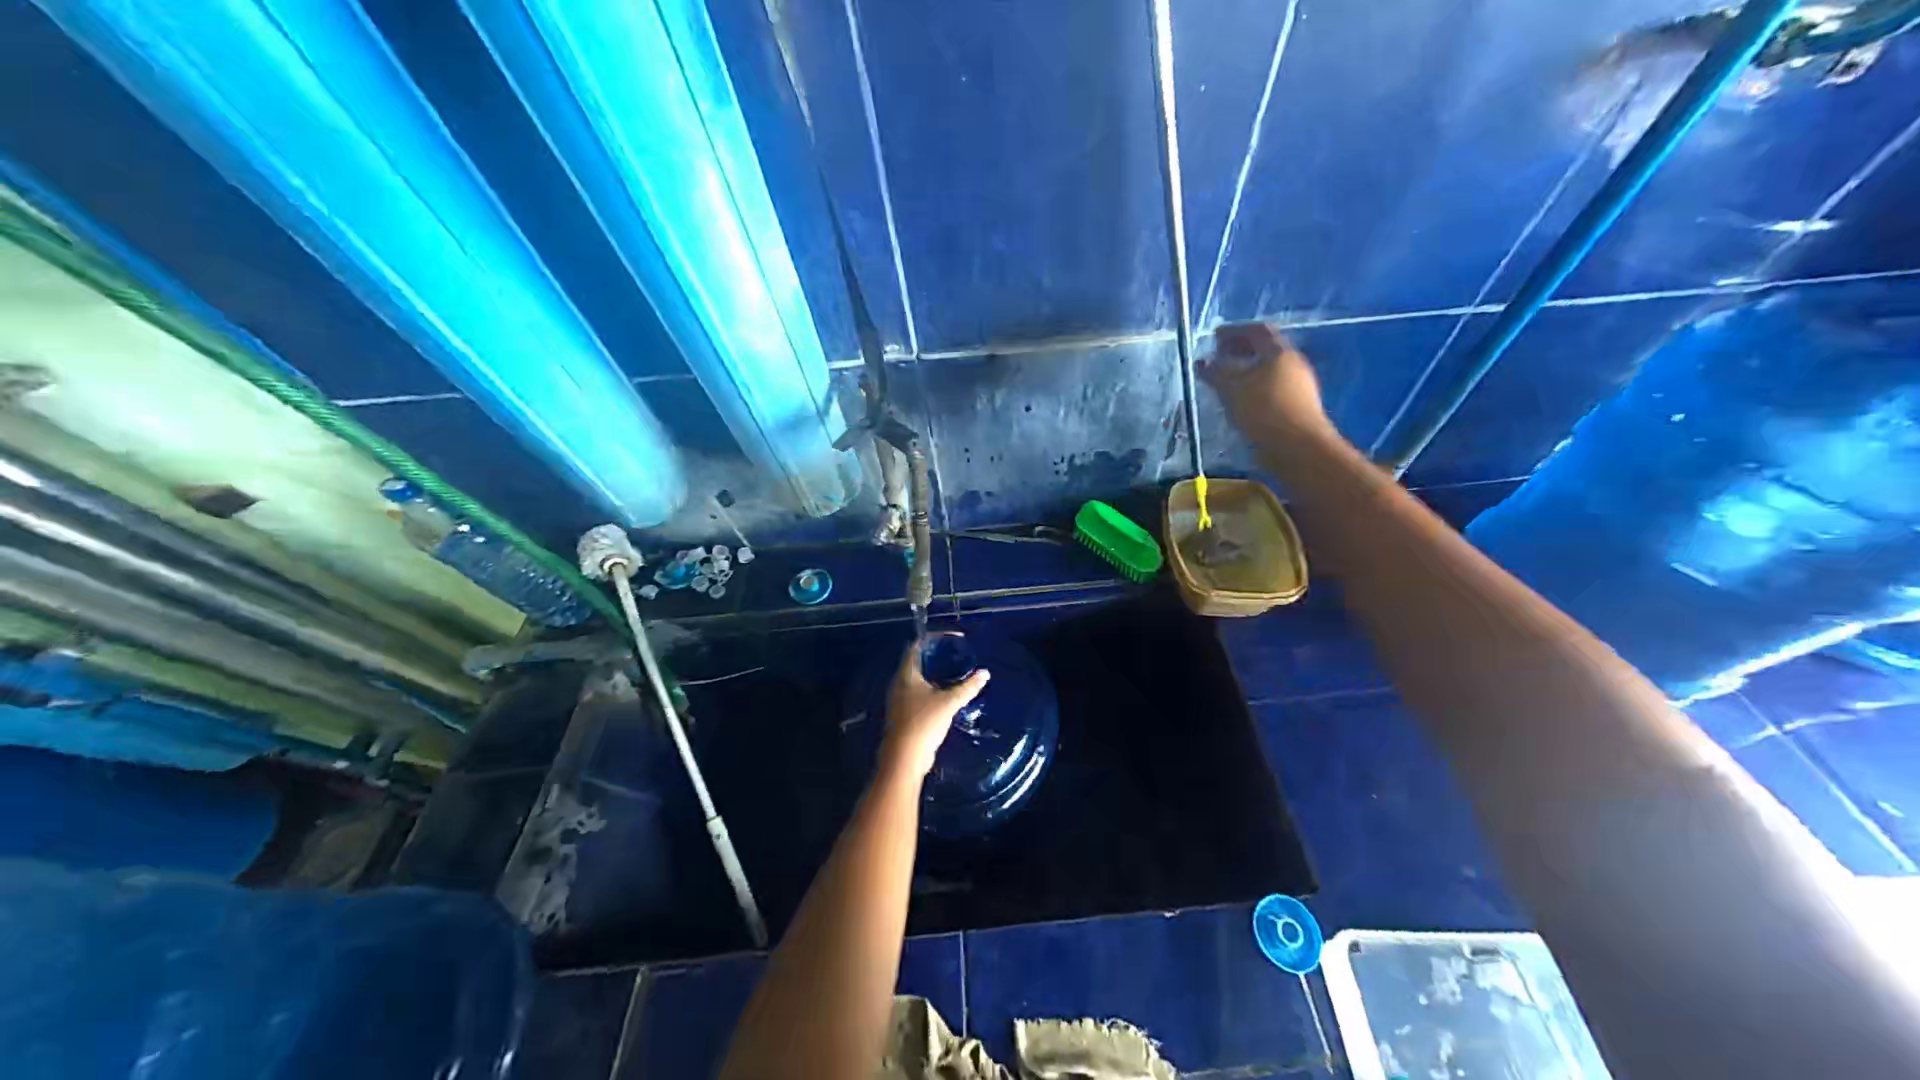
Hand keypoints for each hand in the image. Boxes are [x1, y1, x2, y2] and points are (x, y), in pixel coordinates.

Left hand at [879, 635, 989, 779]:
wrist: (904, 758)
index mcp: (906, 674)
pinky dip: (929, 691)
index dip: (930, 640)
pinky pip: (917, 696)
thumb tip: (985, 673)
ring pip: (916, 681)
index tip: (948, 639)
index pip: (915, 648)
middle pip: (915, 664)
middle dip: (933, 658)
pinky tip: (944, 697)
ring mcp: (899, 700)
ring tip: (952, 674)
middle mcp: (899, 684)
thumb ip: (968, 687)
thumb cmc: (924, 723)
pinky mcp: (903, 715)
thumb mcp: (949, 702)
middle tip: (954, 655)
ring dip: (932, 677)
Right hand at [1203, 322, 1337, 448]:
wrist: (1298, 446)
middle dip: (1241, 349)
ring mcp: (1299, 385)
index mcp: (1279, 352)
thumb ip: (1215, 373)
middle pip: (1266, 348)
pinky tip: (1242, 400)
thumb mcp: (1231, 389)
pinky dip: (1255, 386)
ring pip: (1270, 369)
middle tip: (1219, 357)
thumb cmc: (1263, 410)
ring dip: (1247, 369)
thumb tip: (1202, 362)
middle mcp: (1293, 363)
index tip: (1214, 338)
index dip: (1234, 331)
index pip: (1257, 330)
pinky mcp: (1298, 405)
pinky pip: (1273, 387)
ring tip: (1227, 380)